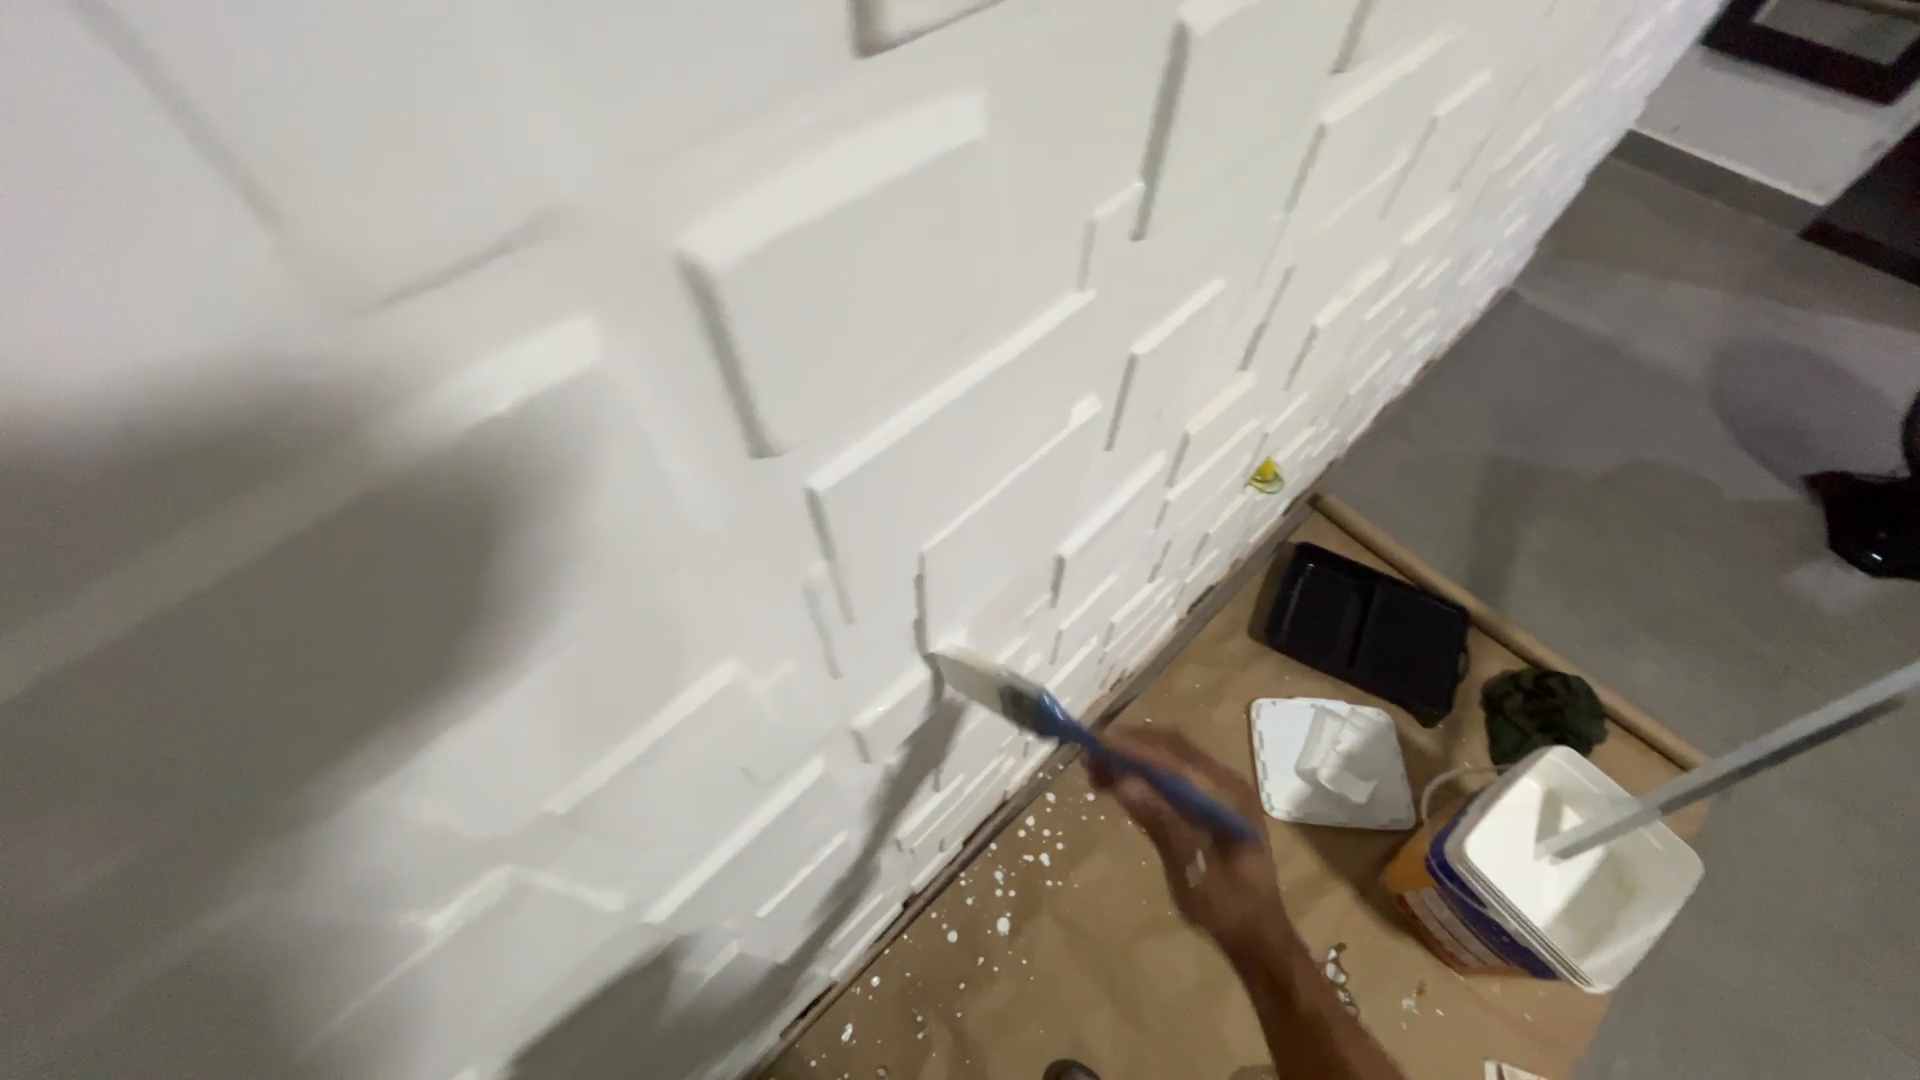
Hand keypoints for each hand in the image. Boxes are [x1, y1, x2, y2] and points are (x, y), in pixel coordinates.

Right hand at [1088, 727, 1292, 954]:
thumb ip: (1161, 821)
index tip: (1096, 745)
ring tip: (1095, 769)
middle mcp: (1225, 782)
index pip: (1175, 759)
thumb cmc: (1227, 906)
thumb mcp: (1191, 868)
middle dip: (1129, 747)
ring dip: (1133, 758)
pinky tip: (1118, 784)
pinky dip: (1142, 773)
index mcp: (1228, 795)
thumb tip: (1124, 783)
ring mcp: (1218, 790)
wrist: (1256, 934)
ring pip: (1169, 757)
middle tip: (1089, 756)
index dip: (1134, 748)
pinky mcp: (1207, 801)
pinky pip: (1171, 774)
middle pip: (1171, 748)